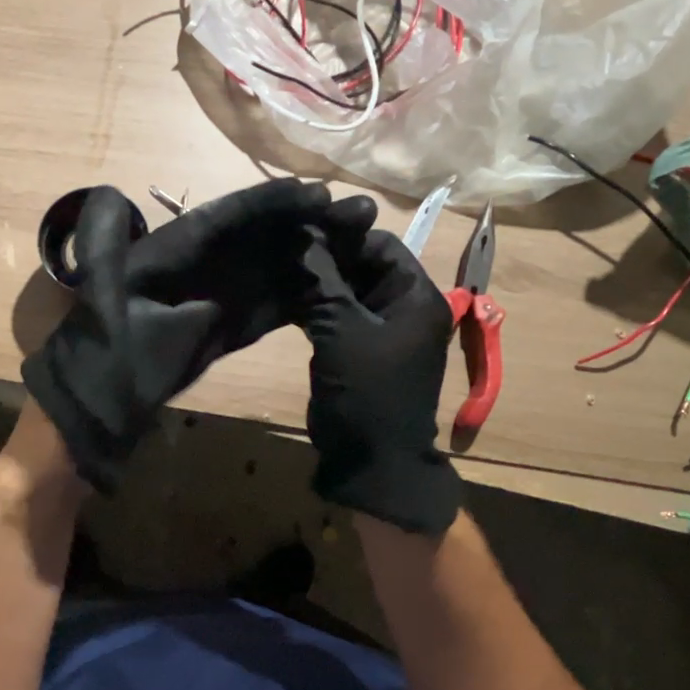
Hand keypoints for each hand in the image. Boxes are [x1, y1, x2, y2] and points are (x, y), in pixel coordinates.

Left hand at [22, 179, 340, 490]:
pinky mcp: (226, 328)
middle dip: (309, 222)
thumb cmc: (99, 357)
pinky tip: (341, 288)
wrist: (98, 412)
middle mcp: (199, 265)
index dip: (274, 202)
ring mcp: (215, 296)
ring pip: (273, 267)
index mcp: (170, 249)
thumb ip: (104, 247)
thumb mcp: (98, 298)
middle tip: (361, 214)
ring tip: (365, 243)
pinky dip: (304, 295)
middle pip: (261, 235)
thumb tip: (111, 195)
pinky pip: (271, 305)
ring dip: (317, 255)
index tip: (320, 193)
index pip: (230, 216)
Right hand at [301, 208, 463, 534]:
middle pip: (361, 265)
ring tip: (273, 266)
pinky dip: (310, 304)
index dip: (342, 234)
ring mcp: (377, 330)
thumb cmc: (367, 392)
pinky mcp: (354, 349)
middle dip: (323, 256)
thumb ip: (320, 282)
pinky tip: (278, 296)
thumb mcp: (342, 332)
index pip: (380, 245)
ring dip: (313, 280)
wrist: (370, 461)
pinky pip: (334, 314)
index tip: (298, 228)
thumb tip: (298, 237)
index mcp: (416, 296)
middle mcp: (402, 307)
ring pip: (344, 289)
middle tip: (278, 246)